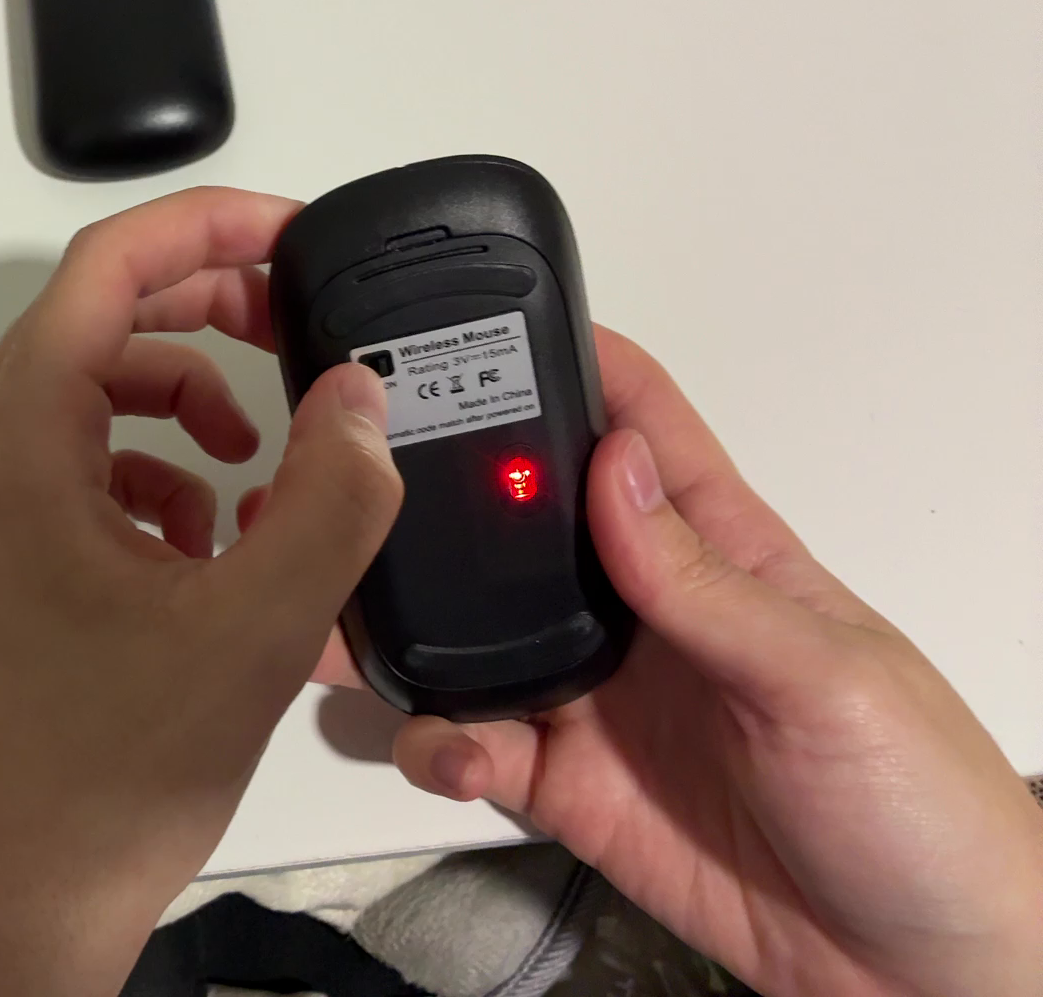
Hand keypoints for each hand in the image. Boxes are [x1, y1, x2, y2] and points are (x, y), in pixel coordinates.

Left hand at [0, 188, 402, 996]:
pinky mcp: (0, 540)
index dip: (205, 225)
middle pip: (98, 320)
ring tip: (252, 471)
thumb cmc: (119, 765)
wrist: (27, 880)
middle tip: (293, 336)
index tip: (290, 234)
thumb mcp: (257, 625)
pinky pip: (82, 458)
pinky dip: (152, 470)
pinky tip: (201, 540)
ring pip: (94, 391)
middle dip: (205, 312)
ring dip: (183, 403)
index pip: (104, 268)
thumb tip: (358, 395)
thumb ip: (332, 494)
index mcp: (18, 441)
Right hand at [371, 330, 1042, 996]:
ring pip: (451, 627)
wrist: (902, 974)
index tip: (484, 328)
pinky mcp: (537, 761)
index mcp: (695, 548)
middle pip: (500, 522)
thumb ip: (708, 581)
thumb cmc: (914, 806)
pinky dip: (435, 742)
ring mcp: (565, 679)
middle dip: (430, 498)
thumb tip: (616, 463)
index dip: (566, 364)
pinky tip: (454, 754)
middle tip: (356, 488)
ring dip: (392, 626)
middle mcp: (612, 601)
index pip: (628, 425)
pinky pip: (456, 735)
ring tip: (344, 631)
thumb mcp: (825, 679)